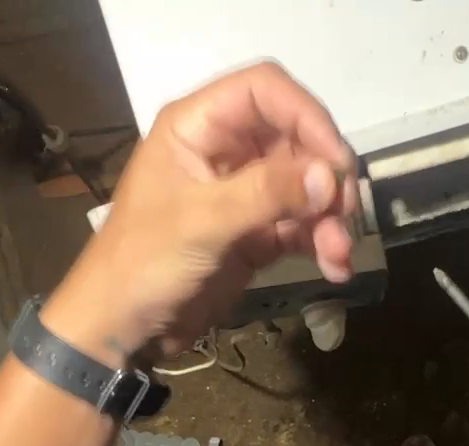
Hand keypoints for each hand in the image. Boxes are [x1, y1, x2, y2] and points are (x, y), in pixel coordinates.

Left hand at [41, 62, 356, 365]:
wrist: (123, 327)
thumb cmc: (144, 264)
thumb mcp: (202, 223)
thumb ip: (265, 194)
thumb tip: (329, 177)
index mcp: (198, 128)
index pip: (264, 93)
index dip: (306, 117)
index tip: (336, 162)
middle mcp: (224, 153)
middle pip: (294, 142)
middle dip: (324, 178)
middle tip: (345, 214)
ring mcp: (241, 197)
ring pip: (302, 190)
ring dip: (328, 219)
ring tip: (339, 254)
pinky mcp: (253, 237)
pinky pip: (298, 229)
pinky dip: (320, 244)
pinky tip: (335, 267)